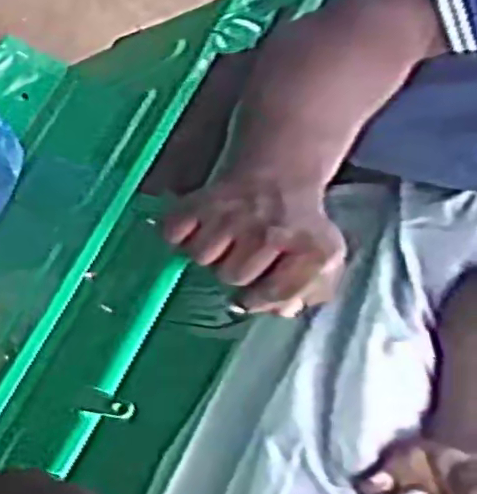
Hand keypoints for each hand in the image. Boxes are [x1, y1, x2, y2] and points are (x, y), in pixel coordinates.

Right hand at [162, 171, 345, 315]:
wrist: (275, 182)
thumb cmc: (297, 228)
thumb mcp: (321, 259)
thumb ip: (309, 290)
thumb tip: (279, 311)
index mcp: (311, 251)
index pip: (278, 291)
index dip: (259, 300)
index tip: (247, 299)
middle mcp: (270, 234)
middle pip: (231, 276)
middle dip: (229, 273)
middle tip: (235, 260)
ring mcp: (230, 217)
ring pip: (199, 258)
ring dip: (204, 255)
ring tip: (217, 245)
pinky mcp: (196, 205)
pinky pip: (172, 236)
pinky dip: (177, 238)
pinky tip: (194, 232)